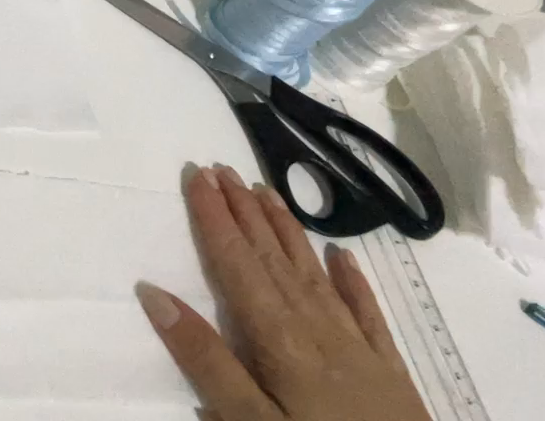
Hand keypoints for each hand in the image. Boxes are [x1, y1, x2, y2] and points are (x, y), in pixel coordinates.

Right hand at [136, 165, 430, 420]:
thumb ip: (204, 359)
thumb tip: (153, 293)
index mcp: (278, 339)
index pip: (236, 263)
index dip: (214, 217)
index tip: (197, 175)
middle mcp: (317, 330)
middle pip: (272, 258)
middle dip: (243, 211)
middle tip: (221, 168)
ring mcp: (359, 350)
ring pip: (313, 274)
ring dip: (285, 230)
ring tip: (265, 191)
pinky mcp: (391, 376)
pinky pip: (367, 315)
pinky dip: (352, 281)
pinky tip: (342, 255)